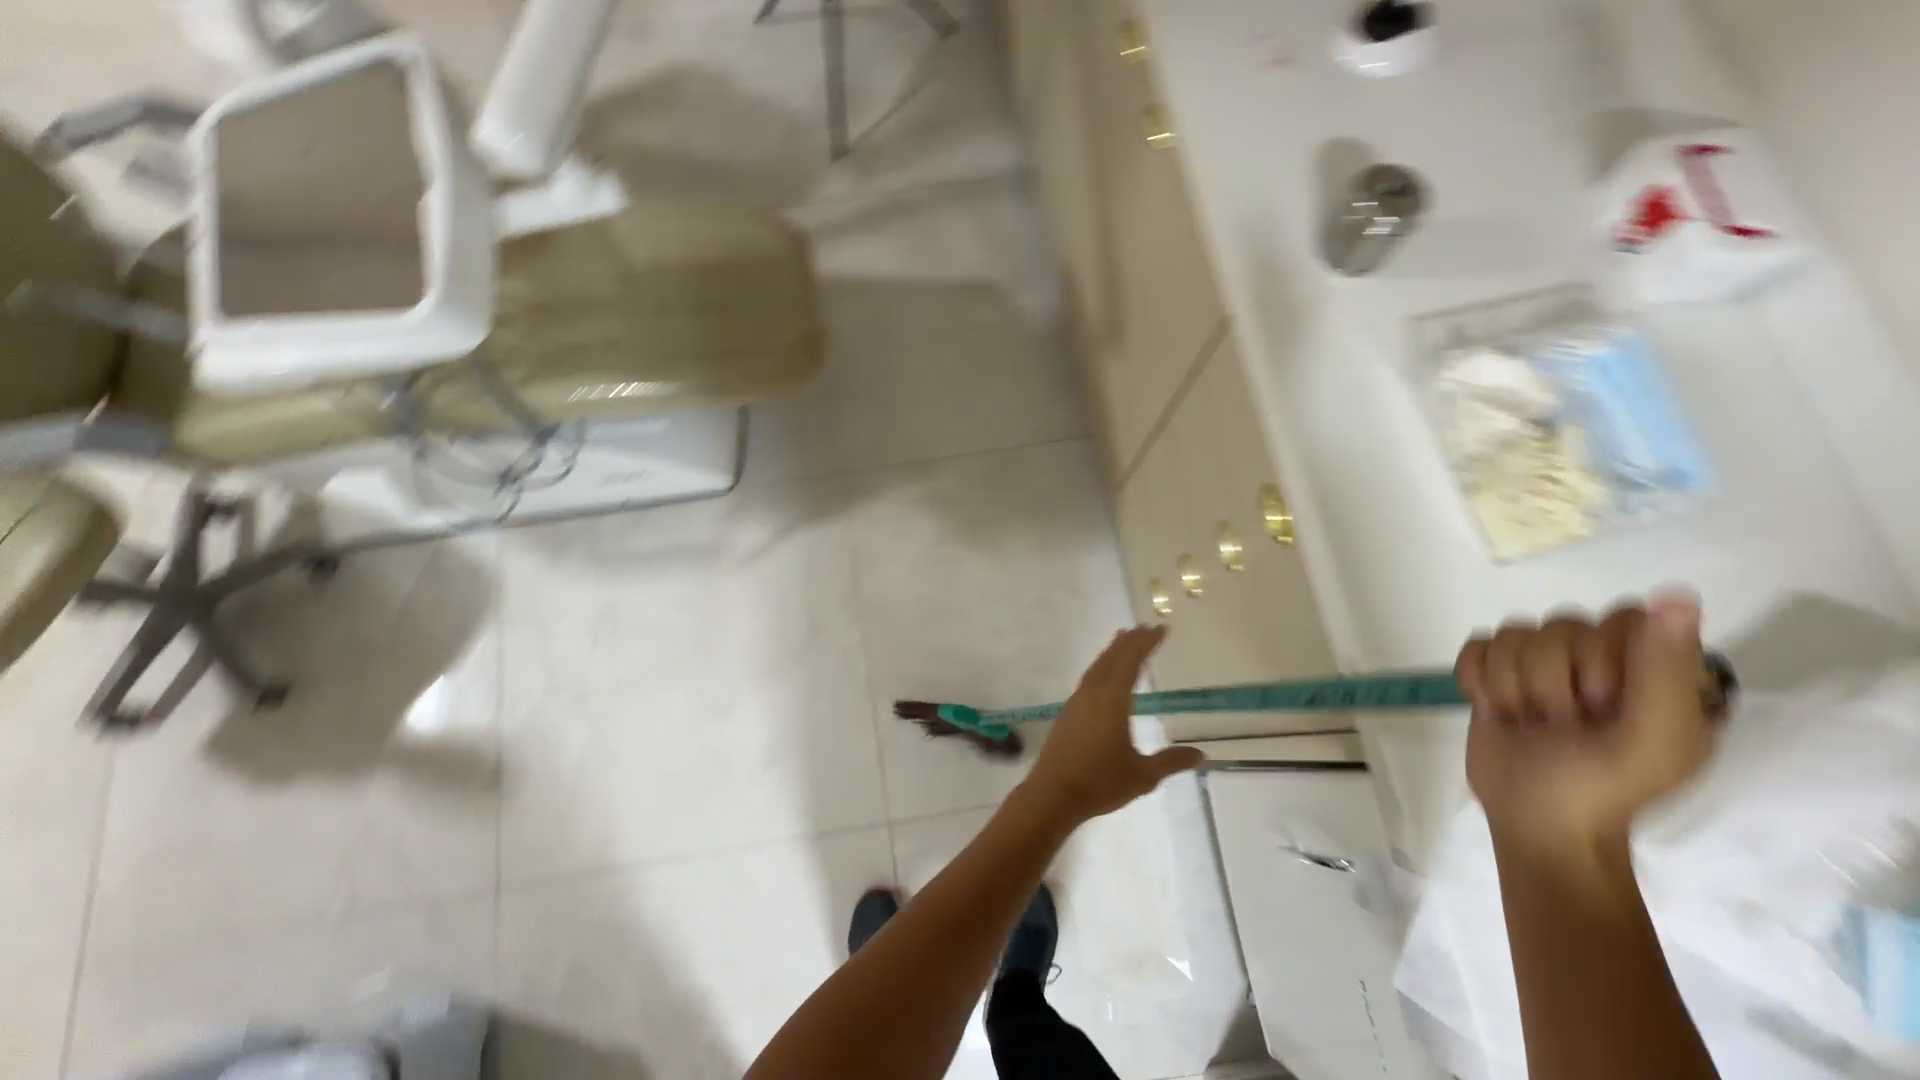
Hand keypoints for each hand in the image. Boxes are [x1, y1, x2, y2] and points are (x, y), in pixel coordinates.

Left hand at [1017, 625, 1204, 825]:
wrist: (1052, 795)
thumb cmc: (1100, 783)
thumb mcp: (1142, 776)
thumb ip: (1170, 761)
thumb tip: (1200, 755)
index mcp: (1112, 701)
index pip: (1131, 663)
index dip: (1146, 644)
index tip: (1160, 629)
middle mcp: (1092, 695)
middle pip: (1111, 659)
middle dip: (1129, 642)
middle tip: (1144, 627)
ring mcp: (1076, 704)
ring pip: (1096, 668)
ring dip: (1111, 652)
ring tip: (1122, 640)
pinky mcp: (1067, 715)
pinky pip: (1087, 680)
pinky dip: (1100, 668)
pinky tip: (1103, 678)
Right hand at [1456, 592, 1717, 863]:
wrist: (1535, 826)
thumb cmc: (1602, 789)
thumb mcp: (1654, 741)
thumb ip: (1664, 670)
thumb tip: (1675, 596)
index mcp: (1653, 669)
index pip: (1621, 618)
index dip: (1602, 657)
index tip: (1604, 704)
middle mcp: (1600, 658)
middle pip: (1560, 624)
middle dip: (1550, 681)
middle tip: (1563, 725)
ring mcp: (1543, 665)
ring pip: (1514, 634)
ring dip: (1513, 686)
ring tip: (1529, 724)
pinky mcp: (1497, 674)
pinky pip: (1477, 646)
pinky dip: (1477, 680)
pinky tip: (1494, 710)